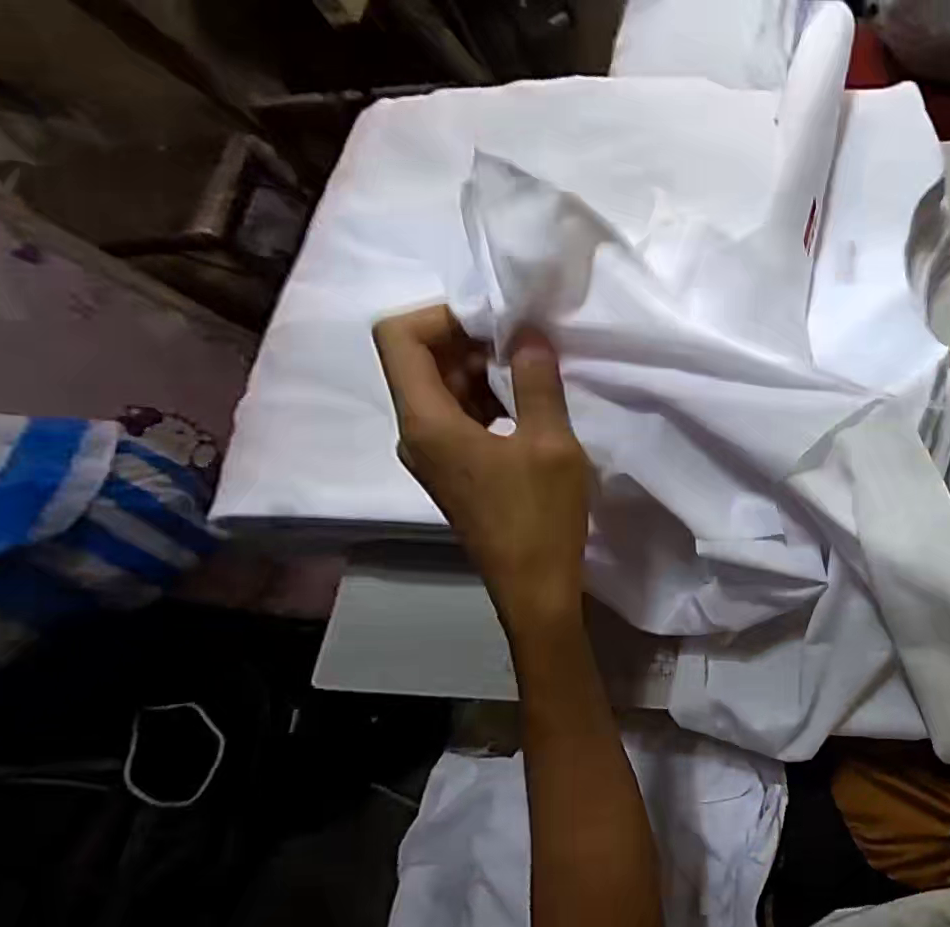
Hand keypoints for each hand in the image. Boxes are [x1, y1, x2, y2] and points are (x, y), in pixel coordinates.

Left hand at [374, 304, 589, 629]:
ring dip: (480, 372)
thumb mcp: (551, 444)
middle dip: (467, 341)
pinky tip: (527, 410)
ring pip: (441, 391)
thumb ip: (537, 383)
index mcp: (427, 422)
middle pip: (418, 362)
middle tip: (523, 343)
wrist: (534, 587)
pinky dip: (486, 402)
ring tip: (531, 374)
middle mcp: (415, 434)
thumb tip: (528, 334)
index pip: (398, 337)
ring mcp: (432, 457)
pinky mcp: (453, 474)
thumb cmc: (540, 516)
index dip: (441, 315)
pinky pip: (457, 420)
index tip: (495, 322)